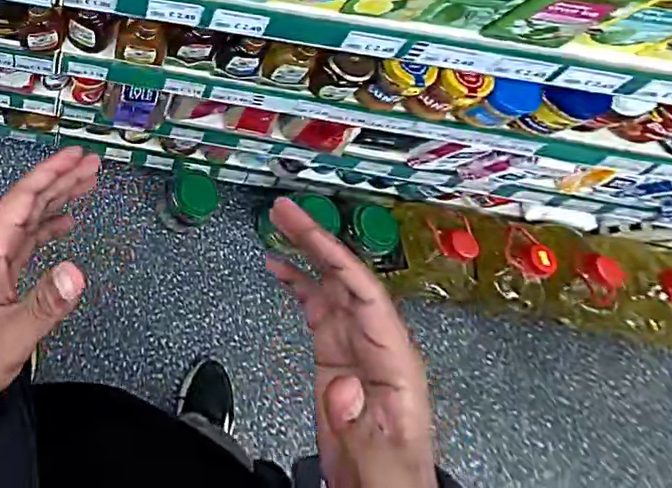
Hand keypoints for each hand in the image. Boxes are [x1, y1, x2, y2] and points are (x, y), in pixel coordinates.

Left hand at [0, 146, 100, 431]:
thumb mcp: (12, 335)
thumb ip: (46, 303)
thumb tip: (77, 272)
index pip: (23, 196)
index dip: (51, 171)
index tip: (76, 155)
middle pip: (29, 199)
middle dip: (61, 177)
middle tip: (91, 163)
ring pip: (30, 215)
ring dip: (58, 197)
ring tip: (86, 183)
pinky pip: (27, 236)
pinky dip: (49, 224)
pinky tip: (67, 222)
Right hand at [267, 196, 436, 487]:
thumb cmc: (393, 480)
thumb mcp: (383, 462)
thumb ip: (362, 424)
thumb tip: (342, 383)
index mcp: (394, 357)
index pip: (365, 290)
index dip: (335, 256)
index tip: (308, 230)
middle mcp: (374, 340)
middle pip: (344, 275)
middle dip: (315, 239)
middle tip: (286, 210)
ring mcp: (353, 343)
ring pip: (328, 282)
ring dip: (304, 251)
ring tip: (279, 223)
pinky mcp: (334, 351)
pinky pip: (314, 303)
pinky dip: (295, 281)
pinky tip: (278, 266)